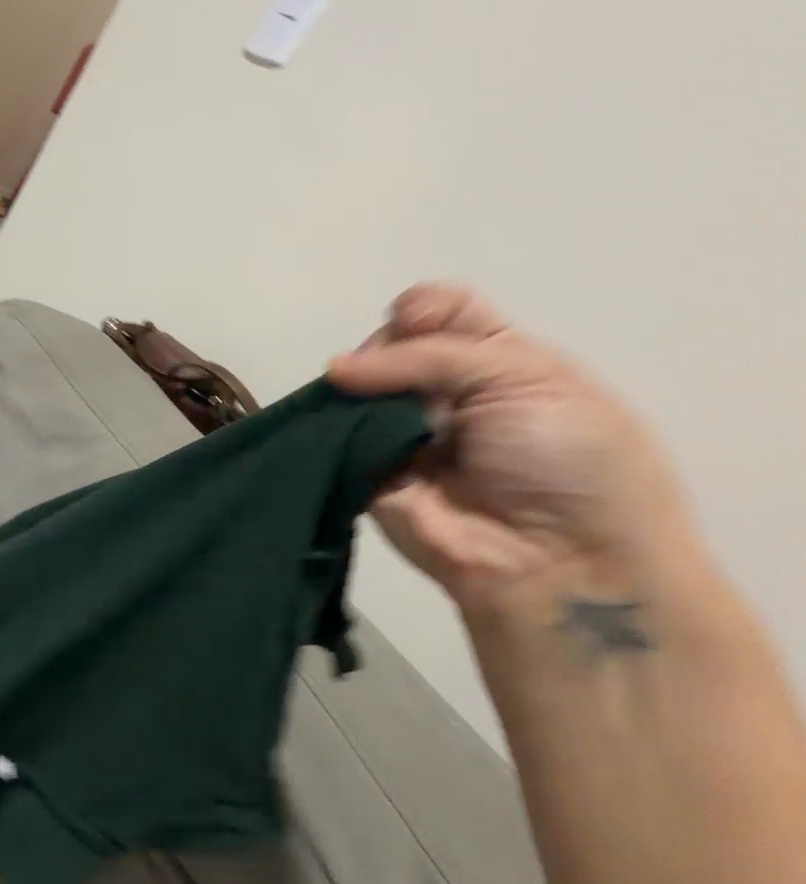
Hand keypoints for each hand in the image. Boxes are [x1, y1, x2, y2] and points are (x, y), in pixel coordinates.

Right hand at [329, 284, 688, 610]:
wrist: (554, 561)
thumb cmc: (567, 460)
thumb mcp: (526, 377)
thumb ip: (432, 355)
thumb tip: (335, 369)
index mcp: (498, 360)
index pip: (441, 310)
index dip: (420, 310)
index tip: (412, 323)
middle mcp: (444, 394)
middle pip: (389, 347)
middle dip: (385, 353)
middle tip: (396, 379)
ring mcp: (400, 437)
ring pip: (355, 393)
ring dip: (355, 393)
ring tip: (360, 407)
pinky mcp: (364, 477)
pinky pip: (334, 445)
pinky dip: (329, 434)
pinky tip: (334, 432)